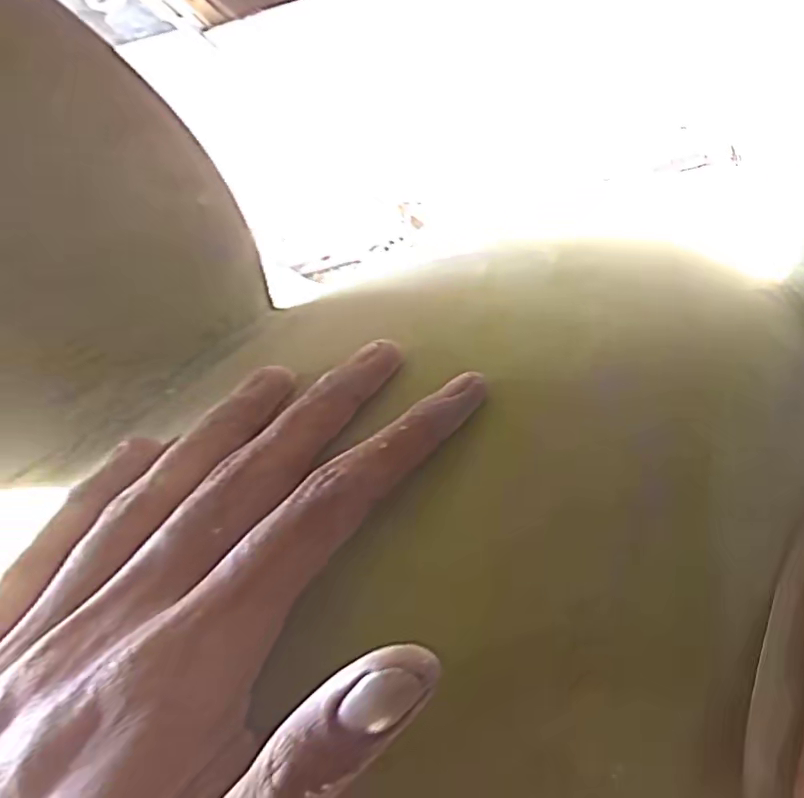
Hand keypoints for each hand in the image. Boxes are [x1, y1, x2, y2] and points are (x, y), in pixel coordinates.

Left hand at [0, 341, 484, 797]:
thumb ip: (316, 753)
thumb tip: (416, 668)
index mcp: (186, 657)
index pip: (324, 512)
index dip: (402, 442)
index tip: (458, 394)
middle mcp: (111, 628)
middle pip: (243, 486)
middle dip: (323, 410)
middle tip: (376, 355)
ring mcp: (33, 644)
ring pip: (151, 502)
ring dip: (226, 430)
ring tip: (275, 378)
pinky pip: (49, 554)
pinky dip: (104, 490)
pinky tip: (143, 451)